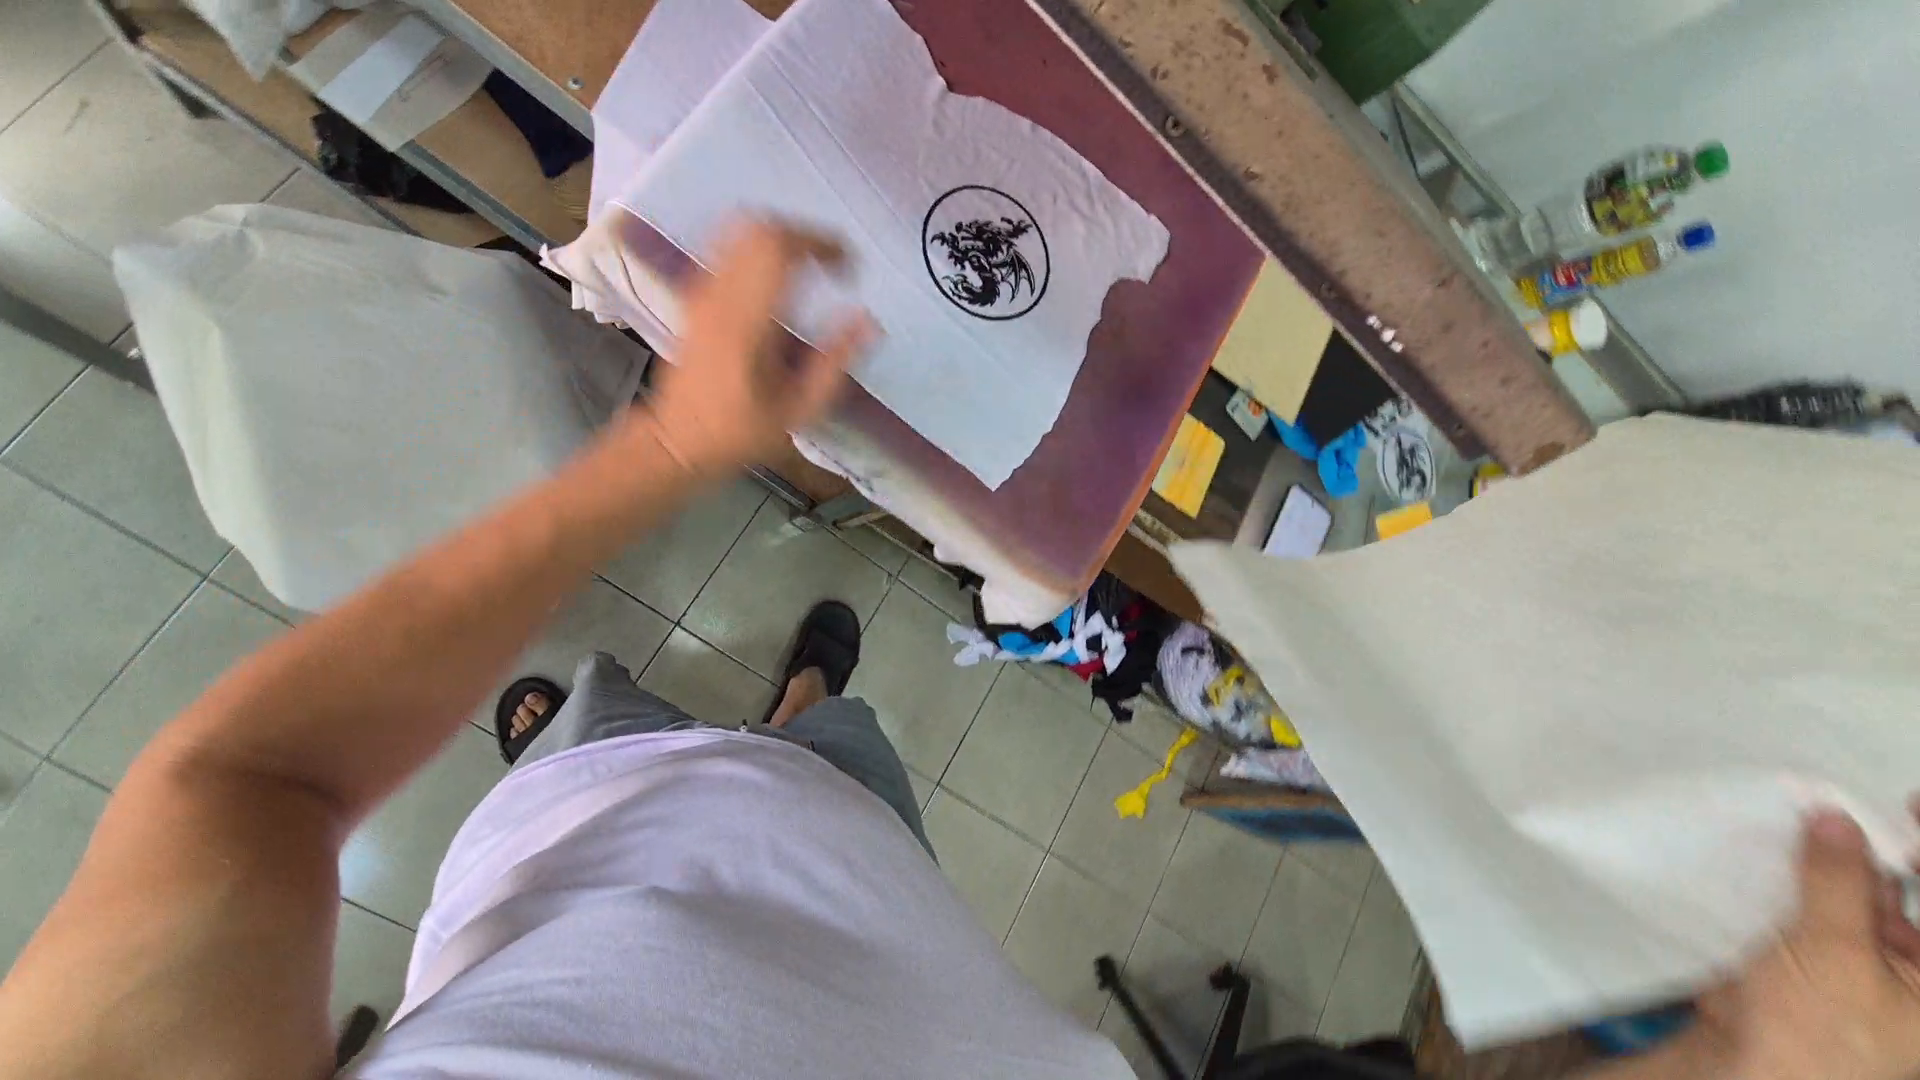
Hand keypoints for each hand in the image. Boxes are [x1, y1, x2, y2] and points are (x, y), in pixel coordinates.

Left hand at [640, 218, 876, 474]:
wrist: (677, 439)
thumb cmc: (741, 431)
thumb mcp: (799, 409)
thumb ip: (835, 362)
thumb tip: (868, 321)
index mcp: (748, 322)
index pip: (782, 250)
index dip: (822, 245)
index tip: (848, 267)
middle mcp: (720, 294)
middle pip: (762, 229)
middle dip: (806, 235)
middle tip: (833, 263)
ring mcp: (701, 289)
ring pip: (742, 229)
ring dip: (783, 237)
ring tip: (810, 264)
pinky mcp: (694, 292)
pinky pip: (728, 246)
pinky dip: (760, 247)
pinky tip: (779, 274)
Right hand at [1699, 805, 1919, 1079]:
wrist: (1747, 1065)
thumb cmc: (1818, 1026)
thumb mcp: (1834, 953)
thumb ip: (1835, 883)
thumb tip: (1836, 818)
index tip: (1902, 801)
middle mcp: (1908, 960)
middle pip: (1897, 886)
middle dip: (1865, 843)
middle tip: (1824, 802)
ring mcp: (1854, 953)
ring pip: (1842, 888)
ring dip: (1817, 854)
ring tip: (1788, 816)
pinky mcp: (1802, 948)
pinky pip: (1798, 898)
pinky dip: (1782, 871)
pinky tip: (1759, 846)